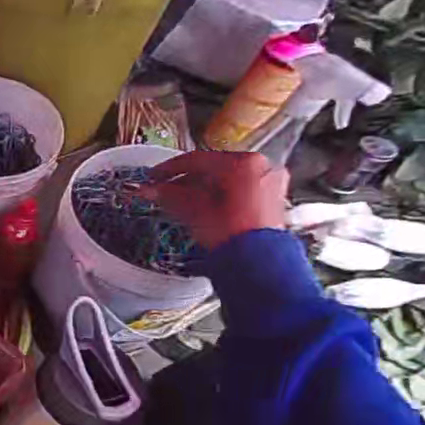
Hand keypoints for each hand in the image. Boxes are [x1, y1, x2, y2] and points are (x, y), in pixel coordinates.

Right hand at [139, 150, 287, 250]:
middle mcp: (261, 167)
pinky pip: (241, 190)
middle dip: (187, 179)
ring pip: (228, 179)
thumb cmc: (231, 236)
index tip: (156, 175)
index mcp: (244, 163)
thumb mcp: (194, 211)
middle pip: (215, 168)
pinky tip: (205, 207)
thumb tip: (151, 189)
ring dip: (203, 188)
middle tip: (166, 188)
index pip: (199, 159)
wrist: (259, 265)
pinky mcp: (272, 201)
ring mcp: (270, 184)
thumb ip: (169, 195)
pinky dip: (221, 195)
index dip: (171, 168)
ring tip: (182, 200)